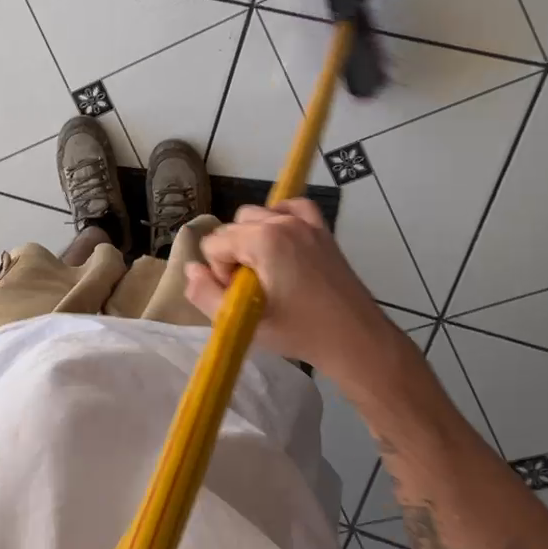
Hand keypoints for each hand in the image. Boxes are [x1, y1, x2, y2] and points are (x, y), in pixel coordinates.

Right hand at [183, 200, 400, 374]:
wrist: (356, 340)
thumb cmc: (299, 332)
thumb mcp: (241, 320)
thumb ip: (204, 293)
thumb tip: (191, 269)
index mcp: (263, 239)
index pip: (214, 244)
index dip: (220, 273)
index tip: (241, 297)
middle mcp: (283, 221)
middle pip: (233, 227)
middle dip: (233, 255)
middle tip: (252, 289)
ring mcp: (306, 222)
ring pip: (256, 216)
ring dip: (252, 240)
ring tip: (267, 273)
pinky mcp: (322, 230)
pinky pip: (290, 208)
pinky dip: (279, 220)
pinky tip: (281, 246)